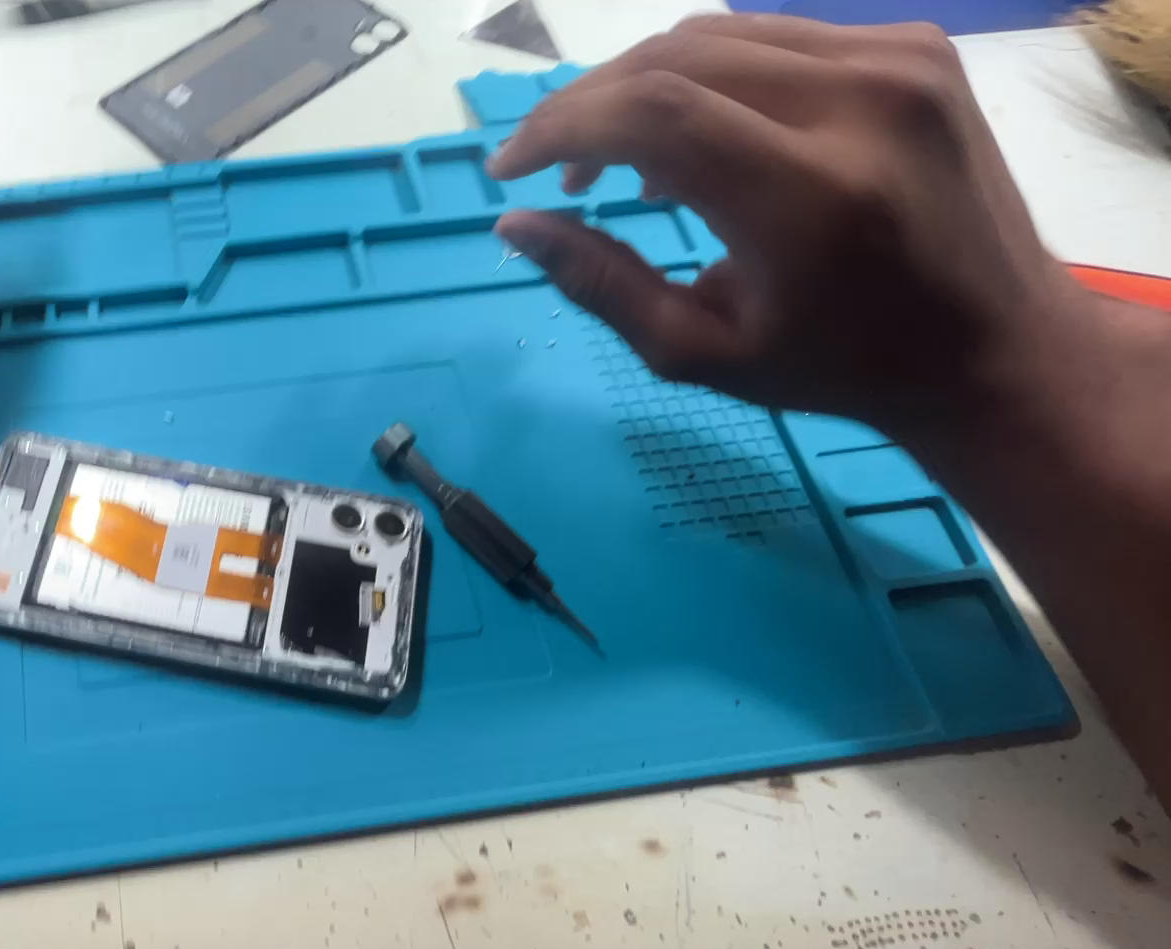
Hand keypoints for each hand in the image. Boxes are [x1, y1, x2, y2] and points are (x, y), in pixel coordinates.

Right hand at [487, 14, 1090, 431]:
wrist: (985, 343)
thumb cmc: (826, 366)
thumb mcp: (691, 350)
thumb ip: (598, 282)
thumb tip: (516, 225)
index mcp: (804, 194)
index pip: (650, 113)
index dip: (557, 128)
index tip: (506, 169)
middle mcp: (858, 100)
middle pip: (671, 60)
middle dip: (579, 107)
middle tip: (539, 165)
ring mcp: (895, 59)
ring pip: (712, 38)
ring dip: (628, 91)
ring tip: (597, 162)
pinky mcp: (908, 49)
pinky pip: (763, 41)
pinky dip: (691, 81)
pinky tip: (670, 140)